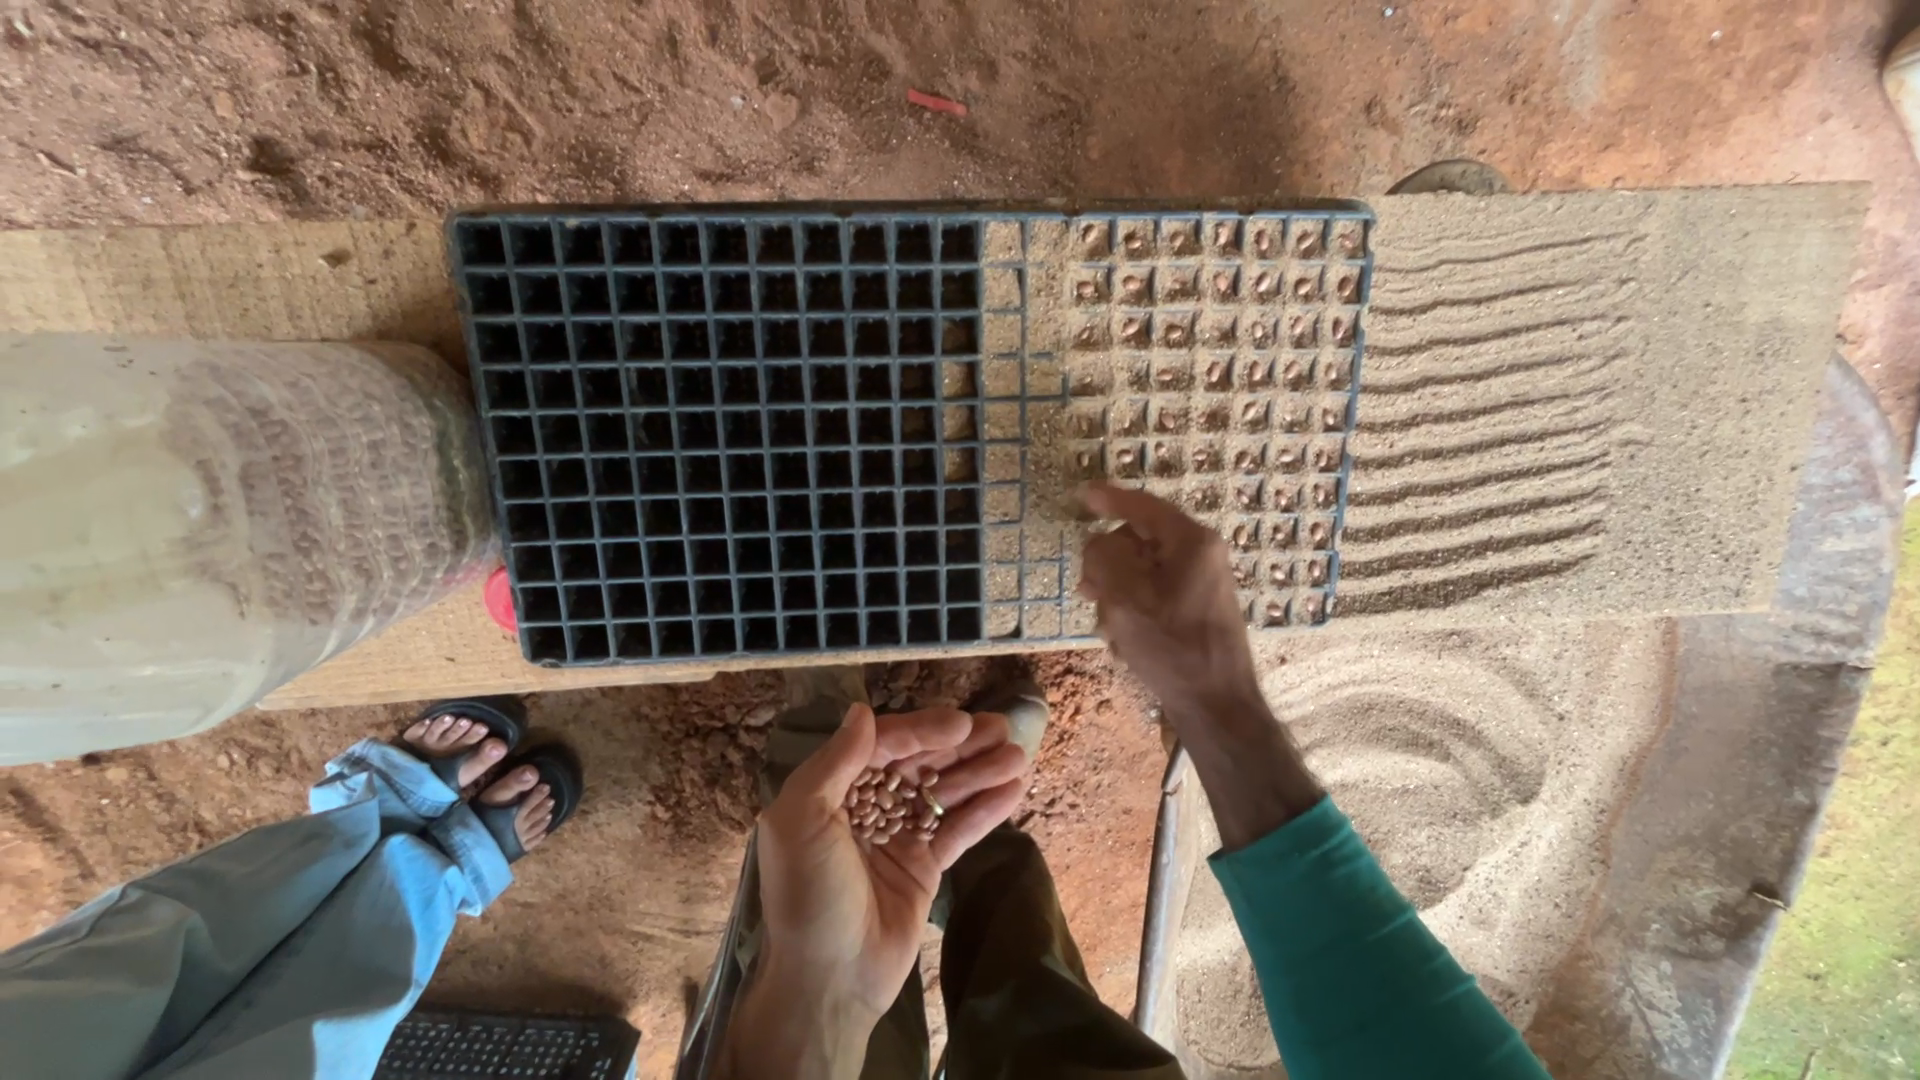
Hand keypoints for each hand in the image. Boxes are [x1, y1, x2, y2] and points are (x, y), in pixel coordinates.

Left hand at [722, 703, 1028, 1078]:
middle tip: (1002, 728)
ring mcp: (898, 836)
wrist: (830, 983)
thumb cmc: (809, 895)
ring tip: (1019, 755)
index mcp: (833, 791)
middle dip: (960, 746)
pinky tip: (1015, 789)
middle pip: (919, 764)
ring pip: (943, 793)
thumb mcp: (800, 822)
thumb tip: (862, 710)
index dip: (921, 730)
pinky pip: (958, 830)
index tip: (960, 724)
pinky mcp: (925, 866)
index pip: (882, 746)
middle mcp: (866, 806)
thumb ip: (834, 763)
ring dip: (980, 773)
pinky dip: (985, 810)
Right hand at [1078, 481, 1324, 847]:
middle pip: (1139, 539)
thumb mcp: (1125, 597)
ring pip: (1143, 569)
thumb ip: (1103, 557)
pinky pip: (1155, 592)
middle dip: (1108, 562)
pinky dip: (1134, 607)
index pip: (1142, 506)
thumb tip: (1098, 542)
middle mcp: (1202, 553)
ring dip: (1118, 591)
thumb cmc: (1172, 647)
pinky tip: (1126, 638)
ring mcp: (1202, 581)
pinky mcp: (1199, 606)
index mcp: (1191, 541)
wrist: (1216, 703)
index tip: (1082, 494)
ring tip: (1109, 625)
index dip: (1109, 499)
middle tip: (1086, 589)